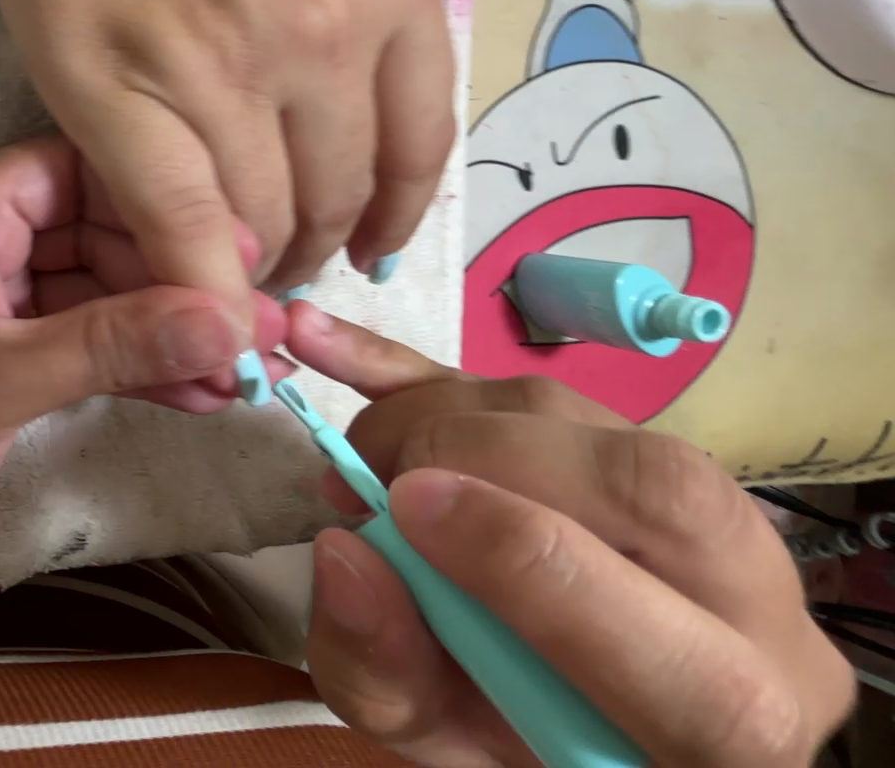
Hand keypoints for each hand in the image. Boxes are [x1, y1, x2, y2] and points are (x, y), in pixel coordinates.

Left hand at [0, 136, 288, 600]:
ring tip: (246, 373)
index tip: (235, 243)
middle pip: (90, 235)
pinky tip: (197, 397)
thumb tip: (232, 320)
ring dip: (160, 332)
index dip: (150, 197)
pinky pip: (76, 347)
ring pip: (91, 298)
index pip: (68, 170)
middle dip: (170, 280)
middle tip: (257, 324)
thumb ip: (111, 343)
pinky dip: (129, 368)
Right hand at [283, 303, 854, 766]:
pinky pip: (498, 375)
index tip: (395, 510)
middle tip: (371, 480)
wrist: (538, 674)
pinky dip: (397, 358)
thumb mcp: (425, 732)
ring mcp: (679, 491)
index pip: (686, 659)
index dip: (526, 561)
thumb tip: (342, 552)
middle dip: (479, 455)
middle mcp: (743, 599)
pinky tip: (318, 334)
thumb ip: (380, 668)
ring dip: (431, 413)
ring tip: (359, 461)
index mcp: (724, 727)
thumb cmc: (490, 720)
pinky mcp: (591, 426)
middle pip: (651, 484)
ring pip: (567, 409)